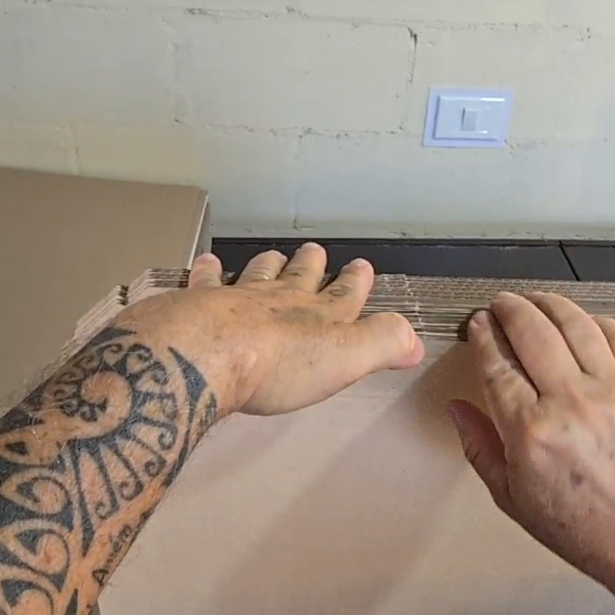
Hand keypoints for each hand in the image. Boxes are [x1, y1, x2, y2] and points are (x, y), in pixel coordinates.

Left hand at [115, 244, 425, 416]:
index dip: (355, 283)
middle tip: (315, 250)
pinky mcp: (197, 305)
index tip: (362, 266)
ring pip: (257, 274)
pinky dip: (207, 271)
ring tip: (272, 255)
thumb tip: (417, 338)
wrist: (207, 355)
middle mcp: (280, 301)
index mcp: (318, 317)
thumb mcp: (346, 358)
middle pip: (299, 277)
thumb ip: (383, 343)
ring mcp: (237, 299)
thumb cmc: (279, 364)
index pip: (344, 296)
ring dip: (267, 264)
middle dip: (311, 266)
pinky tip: (205, 262)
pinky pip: (205, 281)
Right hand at [446, 292, 614, 591]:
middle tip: (500, 303)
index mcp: (531, 432)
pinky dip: (595, 321)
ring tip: (534, 300)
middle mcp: (570, 402)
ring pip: (574, 324)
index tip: (476, 325)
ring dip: (549, 304)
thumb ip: (481, 448)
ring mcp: (612, 390)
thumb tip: (457, 410)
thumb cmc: (584, 528)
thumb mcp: (513, 499)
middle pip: (532, 331)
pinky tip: (581, 320)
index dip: (483, 337)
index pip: (497, 365)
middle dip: (510, 309)